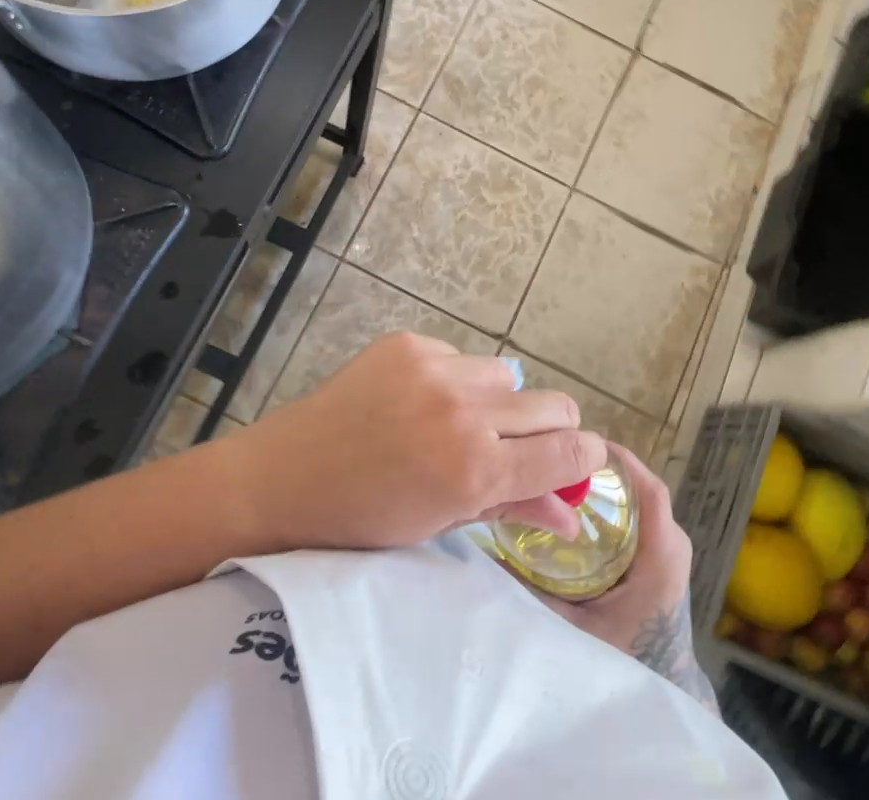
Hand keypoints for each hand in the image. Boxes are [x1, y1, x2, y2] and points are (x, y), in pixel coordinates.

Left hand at [220, 332, 607, 550]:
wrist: (284, 478)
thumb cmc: (364, 519)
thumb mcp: (442, 523)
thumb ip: (513, 509)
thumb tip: (573, 515)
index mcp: (475, 471)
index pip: (570, 452)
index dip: (585, 458)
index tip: (578, 462)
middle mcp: (464, 414)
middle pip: (555, 405)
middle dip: (551, 429)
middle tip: (519, 448)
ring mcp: (435, 371)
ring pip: (507, 376)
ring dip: (497, 402)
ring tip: (455, 425)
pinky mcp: (409, 344)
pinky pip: (459, 357)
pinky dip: (453, 380)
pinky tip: (417, 404)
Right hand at [534, 445, 716, 712]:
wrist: (659, 683)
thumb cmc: (622, 657)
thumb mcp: (573, 628)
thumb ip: (533, 594)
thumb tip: (487, 557)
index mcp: (661, 556)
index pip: (648, 491)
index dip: (617, 462)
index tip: (576, 444)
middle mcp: (671, 543)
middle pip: (637, 486)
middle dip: (598, 467)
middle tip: (553, 457)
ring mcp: (668, 545)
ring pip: (636, 496)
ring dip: (603, 482)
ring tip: (558, 474)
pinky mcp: (659, 550)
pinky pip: (636, 512)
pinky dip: (608, 500)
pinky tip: (574, 503)